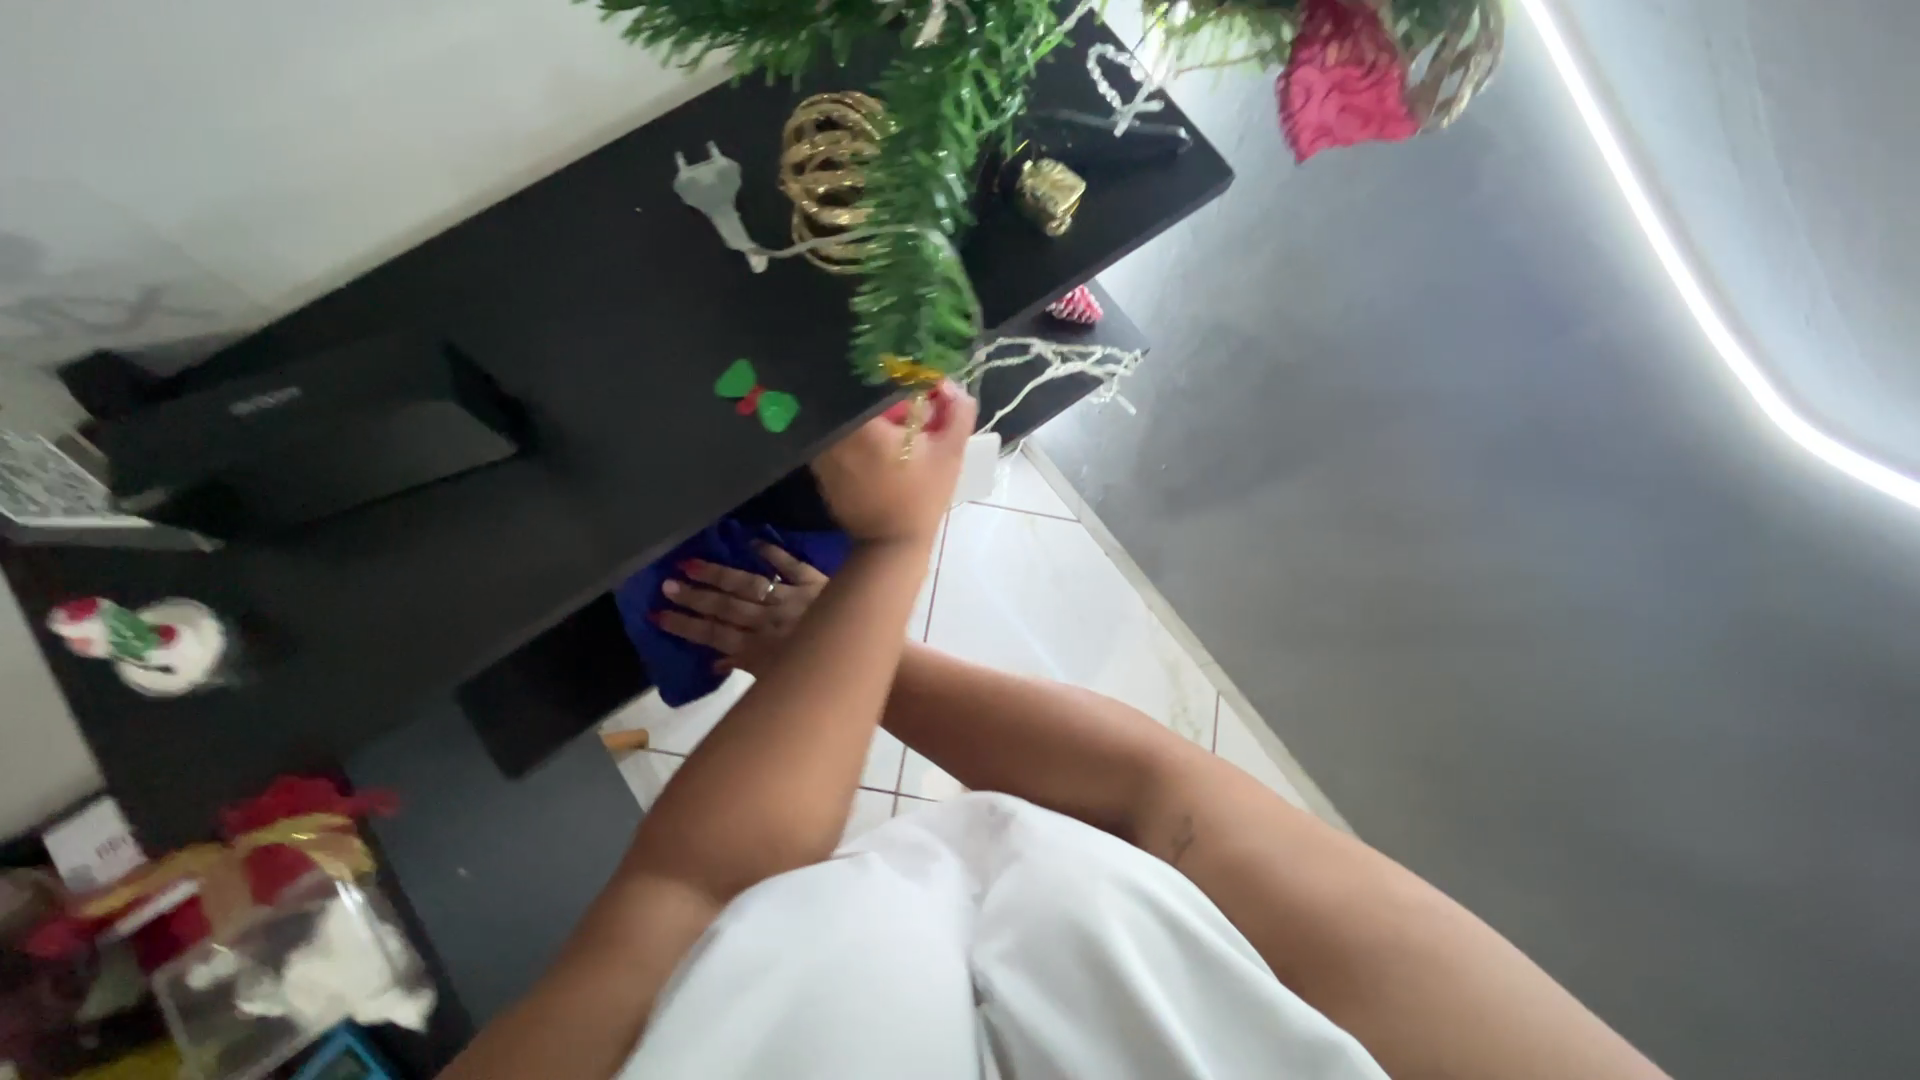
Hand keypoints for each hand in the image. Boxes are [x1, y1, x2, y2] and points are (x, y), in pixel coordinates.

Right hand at [655, 543, 828, 674]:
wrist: (865, 660)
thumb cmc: (821, 677)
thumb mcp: (777, 680)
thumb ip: (745, 666)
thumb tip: (713, 663)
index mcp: (761, 649)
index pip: (715, 635)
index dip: (685, 625)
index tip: (656, 614)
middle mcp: (772, 621)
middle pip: (726, 607)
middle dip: (694, 596)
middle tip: (664, 584)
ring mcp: (793, 599)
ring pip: (750, 584)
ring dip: (719, 573)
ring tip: (690, 562)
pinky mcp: (815, 582)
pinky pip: (791, 565)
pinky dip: (773, 552)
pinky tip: (753, 542)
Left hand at [812, 380, 976, 545]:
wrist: (892, 544)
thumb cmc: (922, 497)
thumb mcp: (950, 453)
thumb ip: (957, 413)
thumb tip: (951, 386)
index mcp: (862, 424)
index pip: (875, 382)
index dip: (898, 383)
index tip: (915, 395)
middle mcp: (834, 433)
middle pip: (857, 399)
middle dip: (881, 401)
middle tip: (904, 413)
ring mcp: (821, 453)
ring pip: (845, 419)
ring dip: (866, 419)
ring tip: (889, 431)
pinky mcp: (820, 470)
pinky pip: (837, 440)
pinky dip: (853, 439)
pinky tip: (874, 452)